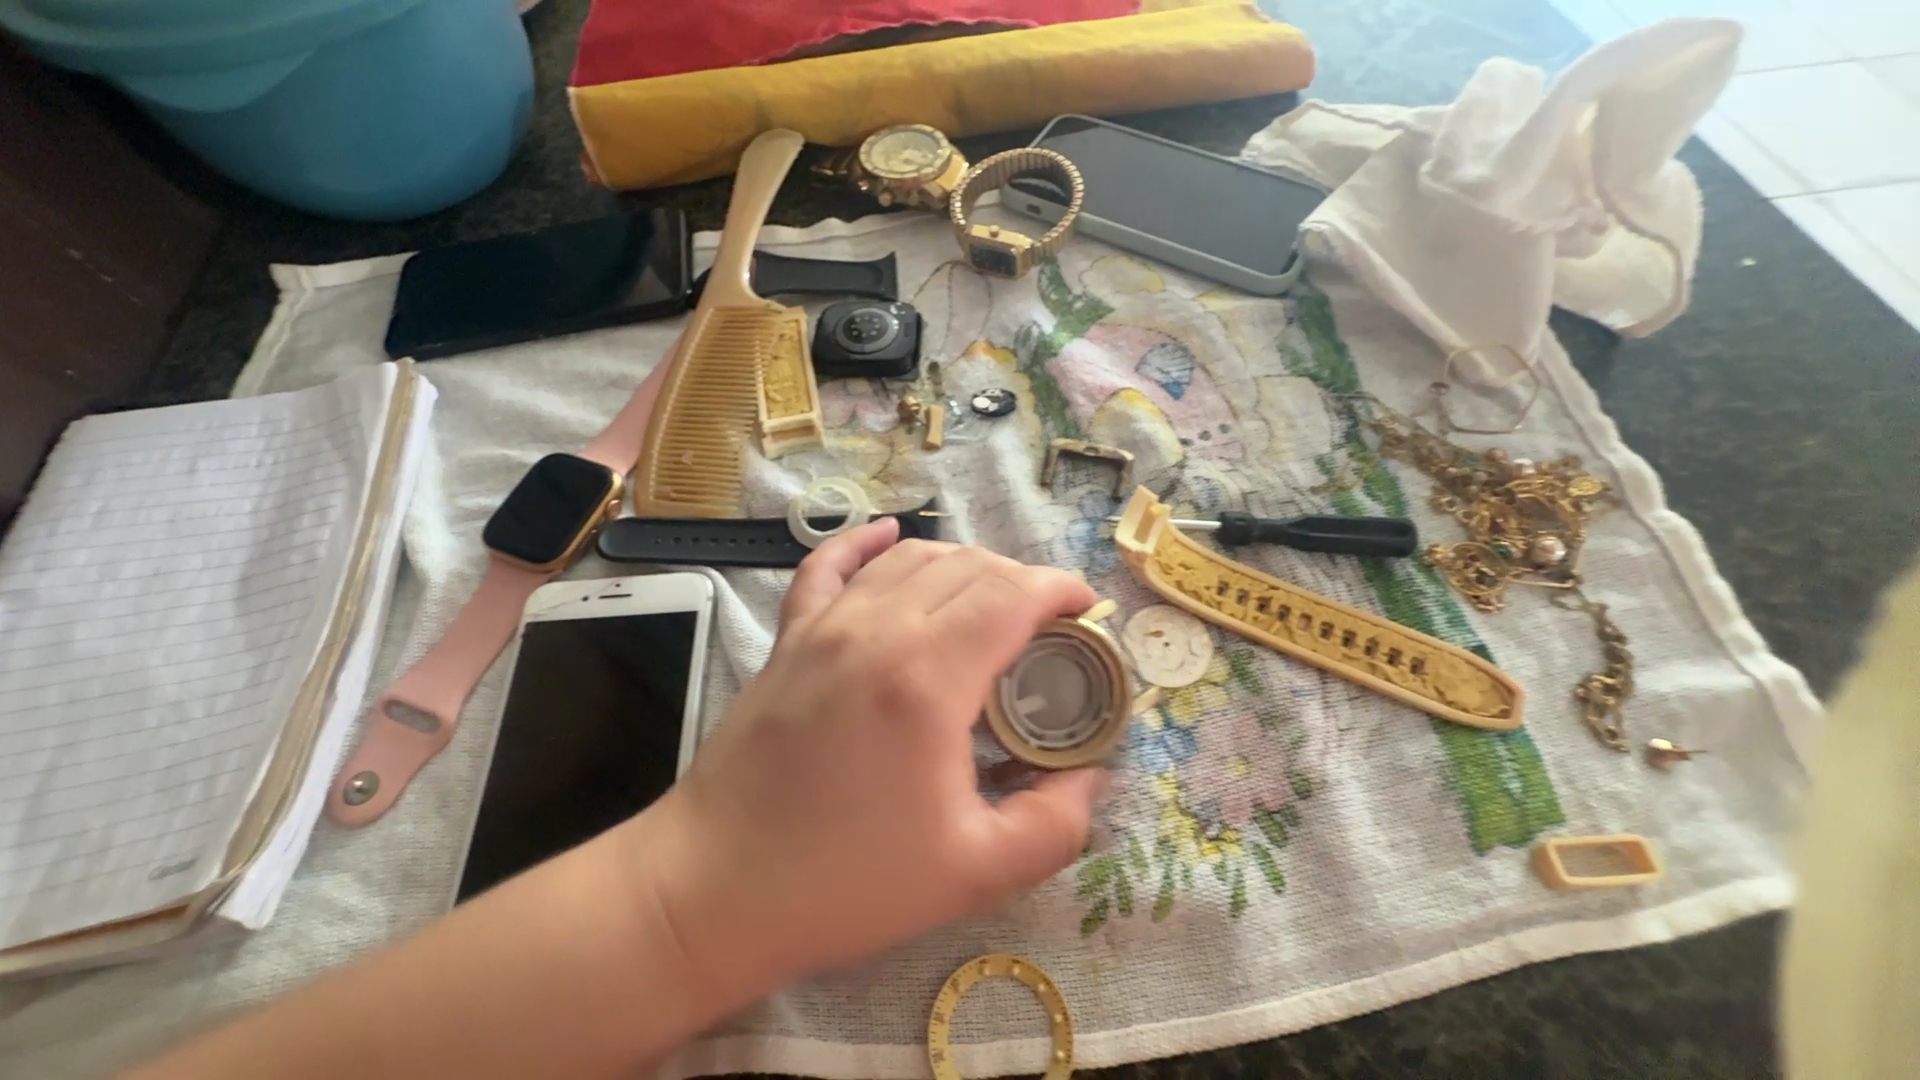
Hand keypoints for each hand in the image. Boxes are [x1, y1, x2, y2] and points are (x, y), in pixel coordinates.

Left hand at [647, 519, 1105, 998]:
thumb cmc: (845, 884)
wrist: (713, 888)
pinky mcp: (788, 638)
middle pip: (969, 567)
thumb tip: (1090, 774)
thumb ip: (1055, 823)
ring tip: (993, 601)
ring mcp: (824, 626)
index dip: (1061, 590)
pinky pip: (829, 565)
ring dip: (964, 565)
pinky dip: (867, 542)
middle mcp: (876, 630)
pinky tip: (889, 533)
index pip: (1012, 593)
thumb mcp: (975, 874)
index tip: (1087, 614)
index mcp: (927, 678)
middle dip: (1023, 582)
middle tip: (1049, 628)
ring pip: (909, 559)